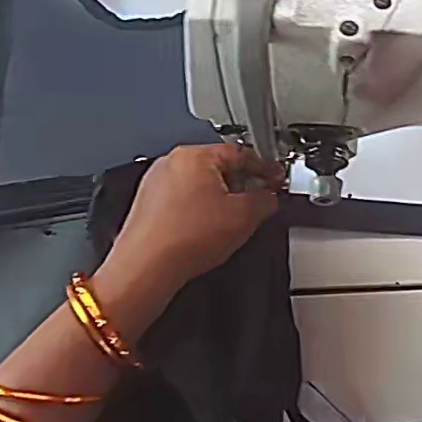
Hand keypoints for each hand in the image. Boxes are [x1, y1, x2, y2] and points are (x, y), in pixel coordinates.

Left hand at [104, 143, 284, 295]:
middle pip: (220, 166)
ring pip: (201, 183)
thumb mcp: (244, 217)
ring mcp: (157, 183)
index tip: (276, 177)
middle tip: (259, 200)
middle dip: (242, 184)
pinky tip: (208, 230)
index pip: (241, 153)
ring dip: (221, 198)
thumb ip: (265, 200)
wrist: (145, 269)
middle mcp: (171, 163)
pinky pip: (184, 199)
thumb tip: (269, 197)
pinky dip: (201, 209)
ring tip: (233, 221)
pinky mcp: (149, 204)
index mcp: (194, 155)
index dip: (265, 167)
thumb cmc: (183, 240)